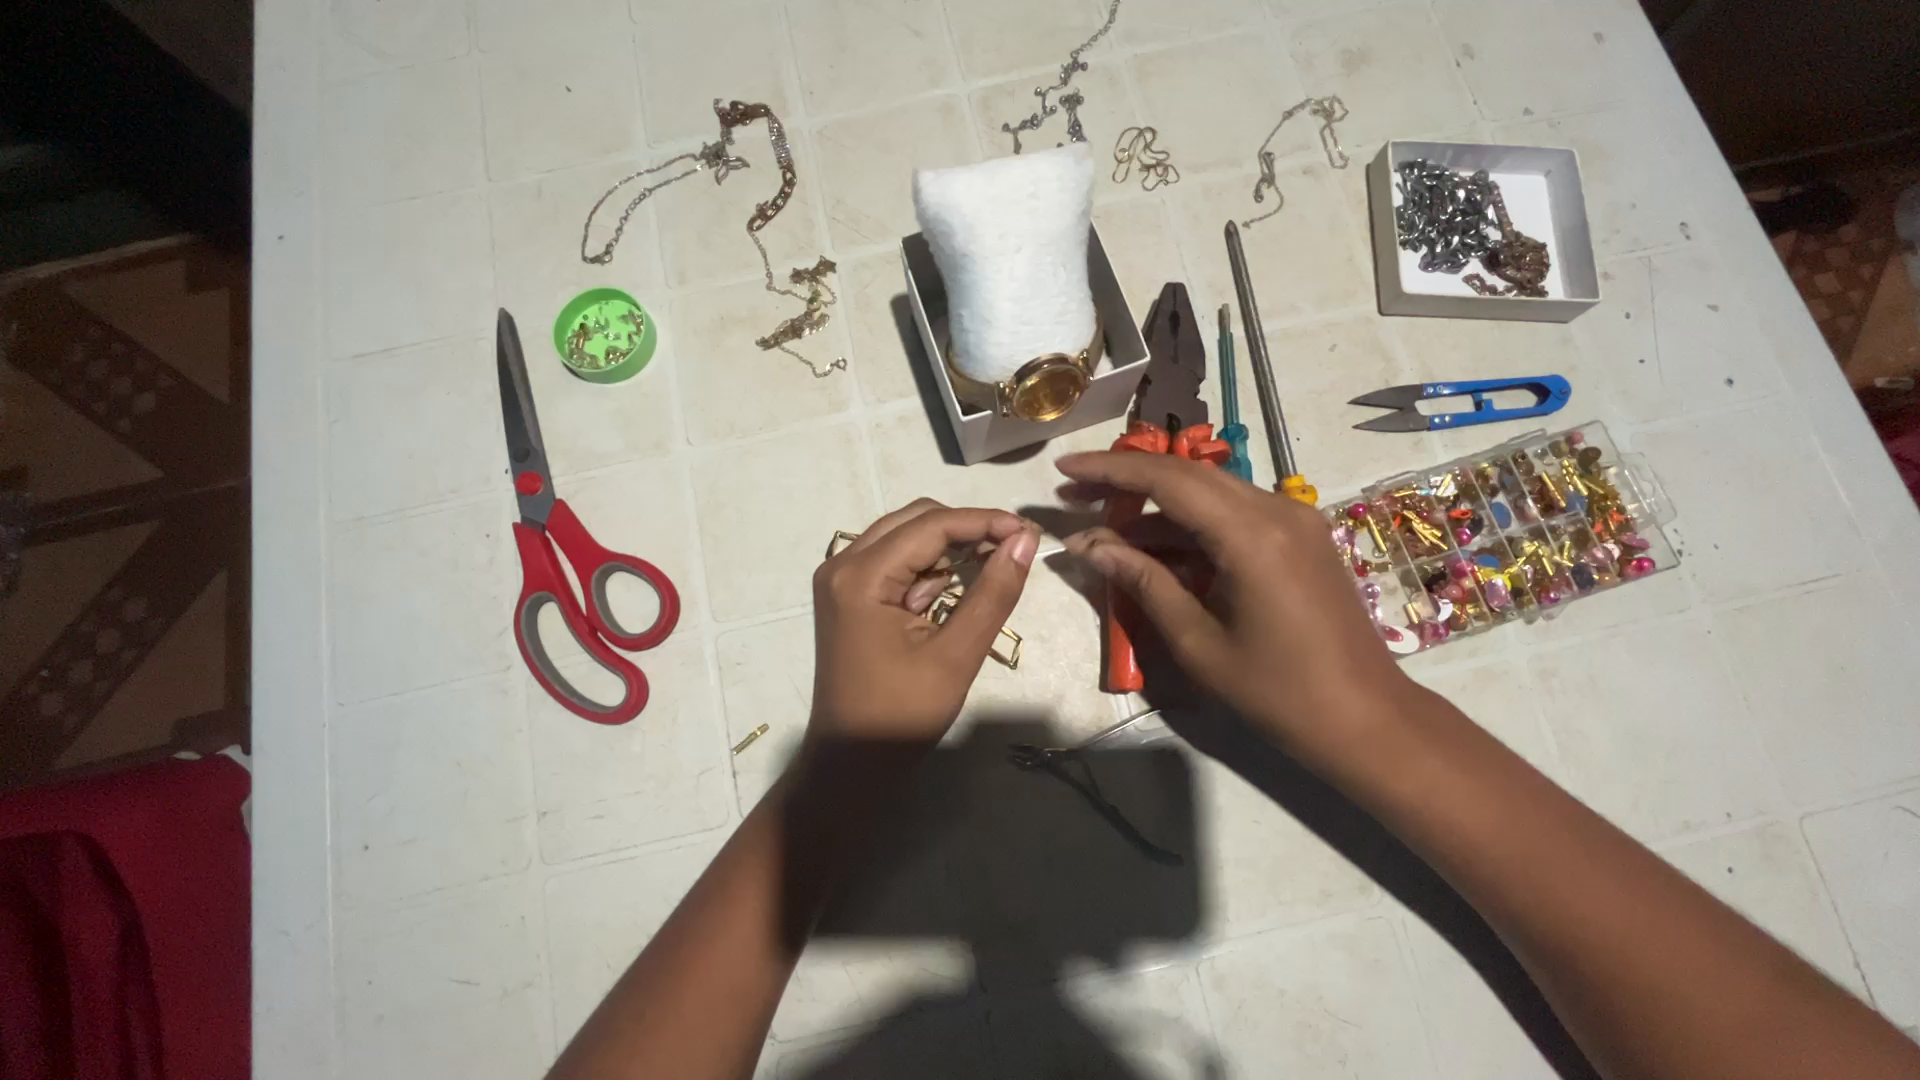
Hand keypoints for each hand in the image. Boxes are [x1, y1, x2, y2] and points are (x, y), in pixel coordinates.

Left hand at [809, 499, 1039, 747]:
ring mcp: (841, 580)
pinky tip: (957, 589)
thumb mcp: (955, 656)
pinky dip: (929, 568)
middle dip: (966, 529)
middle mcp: (842, 564)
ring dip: (949, 547)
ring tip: (993, 567)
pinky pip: (895, 562)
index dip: (984, 521)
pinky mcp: (848, 596)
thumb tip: (1024, 542)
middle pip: (915, 520)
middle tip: (1014, 549)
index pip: (931, 525)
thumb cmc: (901, 715)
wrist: (850, 765)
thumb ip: (992, 594)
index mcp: (861, 576)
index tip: (1030, 533)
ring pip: (905, 537)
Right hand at [1056, 451, 1412, 751]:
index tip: (1063, 470)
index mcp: (1252, 534)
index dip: (1109, 471)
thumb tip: (1088, 545)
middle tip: (1073, 495)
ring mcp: (1293, 519)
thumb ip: (1143, 582)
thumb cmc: (1276, 691)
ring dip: (1155, 508)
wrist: (1364, 717)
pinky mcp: (1299, 536)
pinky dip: (1188, 526)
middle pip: (1186, 477)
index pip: (1167, 480)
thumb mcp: (1197, 641)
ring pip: (1208, 494)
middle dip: (1125, 482)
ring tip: (1102, 529)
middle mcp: (1276, 509)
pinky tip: (1153, 547)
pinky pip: (1232, 515)